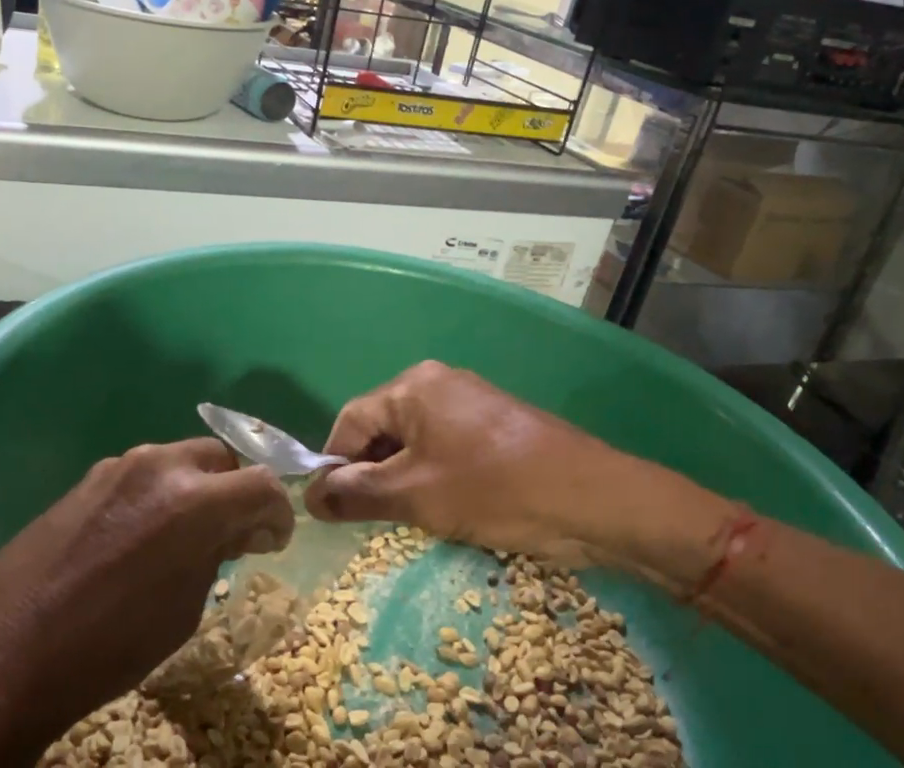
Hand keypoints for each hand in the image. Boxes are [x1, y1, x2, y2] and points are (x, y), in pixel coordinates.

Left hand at [0, 438, 293, 762]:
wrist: (9, 648)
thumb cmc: (110, 645)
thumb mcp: (184, 610)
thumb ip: (216, 555)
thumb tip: (232, 533)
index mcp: (195, 502)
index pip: (263, 484)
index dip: (277, 513)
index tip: (272, 541)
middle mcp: (160, 466)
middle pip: (222, 457)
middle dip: (237, 491)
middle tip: (234, 534)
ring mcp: (118, 466)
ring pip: (179, 460)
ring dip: (196, 489)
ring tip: (185, 536)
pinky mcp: (86, 477)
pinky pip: (142, 473)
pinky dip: (159, 494)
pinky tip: (142, 536)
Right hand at [303, 361, 717, 572]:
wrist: (591, 499)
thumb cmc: (492, 489)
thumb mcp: (415, 495)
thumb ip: (356, 493)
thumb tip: (312, 497)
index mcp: (413, 386)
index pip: (350, 420)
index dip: (335, 465)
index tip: (332, 510)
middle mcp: (437, 383)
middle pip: (381, 428)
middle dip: (371, 474)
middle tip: (375, 520)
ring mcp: (470, 403)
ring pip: (413, 443)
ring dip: (403, 481)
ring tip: (413, 519)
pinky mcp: (494, 428)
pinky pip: (444, 449)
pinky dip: (434, 478)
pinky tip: (447, 510)